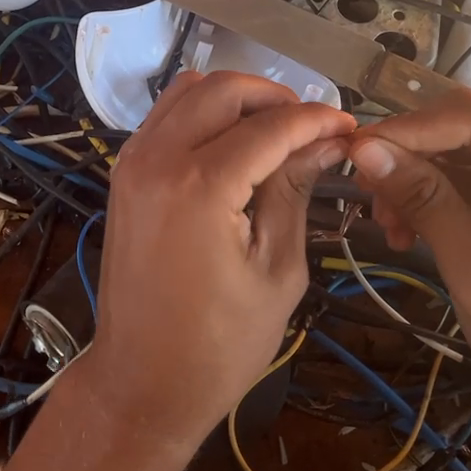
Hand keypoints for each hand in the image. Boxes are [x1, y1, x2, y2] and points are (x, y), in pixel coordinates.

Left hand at [6, 71, 353, 470]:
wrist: (142, 380)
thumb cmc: (220, 343)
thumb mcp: (277, 270)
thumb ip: (295, 191)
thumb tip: (326, 142)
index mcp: (200, 186)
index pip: (269, 127)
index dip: (314, 119)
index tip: (347, 123)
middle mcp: (159, 158)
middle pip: (222, 90)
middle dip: (273, 96)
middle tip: (310, 125)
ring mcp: (133, 160)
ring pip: (187, 90)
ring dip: (234, 98)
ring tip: (274, 128)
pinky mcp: (123, 170)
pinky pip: (164, 115)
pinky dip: (201, 112)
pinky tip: (232, 140)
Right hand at [347, 91, 470, 470]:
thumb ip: (425, 202)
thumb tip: (363, 148)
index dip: (410, 127)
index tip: (354, 153)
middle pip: (467, 123)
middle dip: (410, 151)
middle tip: (365, 189)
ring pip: (460, 144)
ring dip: (415, 174)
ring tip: (388, 220)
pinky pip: (470, 170)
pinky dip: (432, 191)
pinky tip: (410, 227)